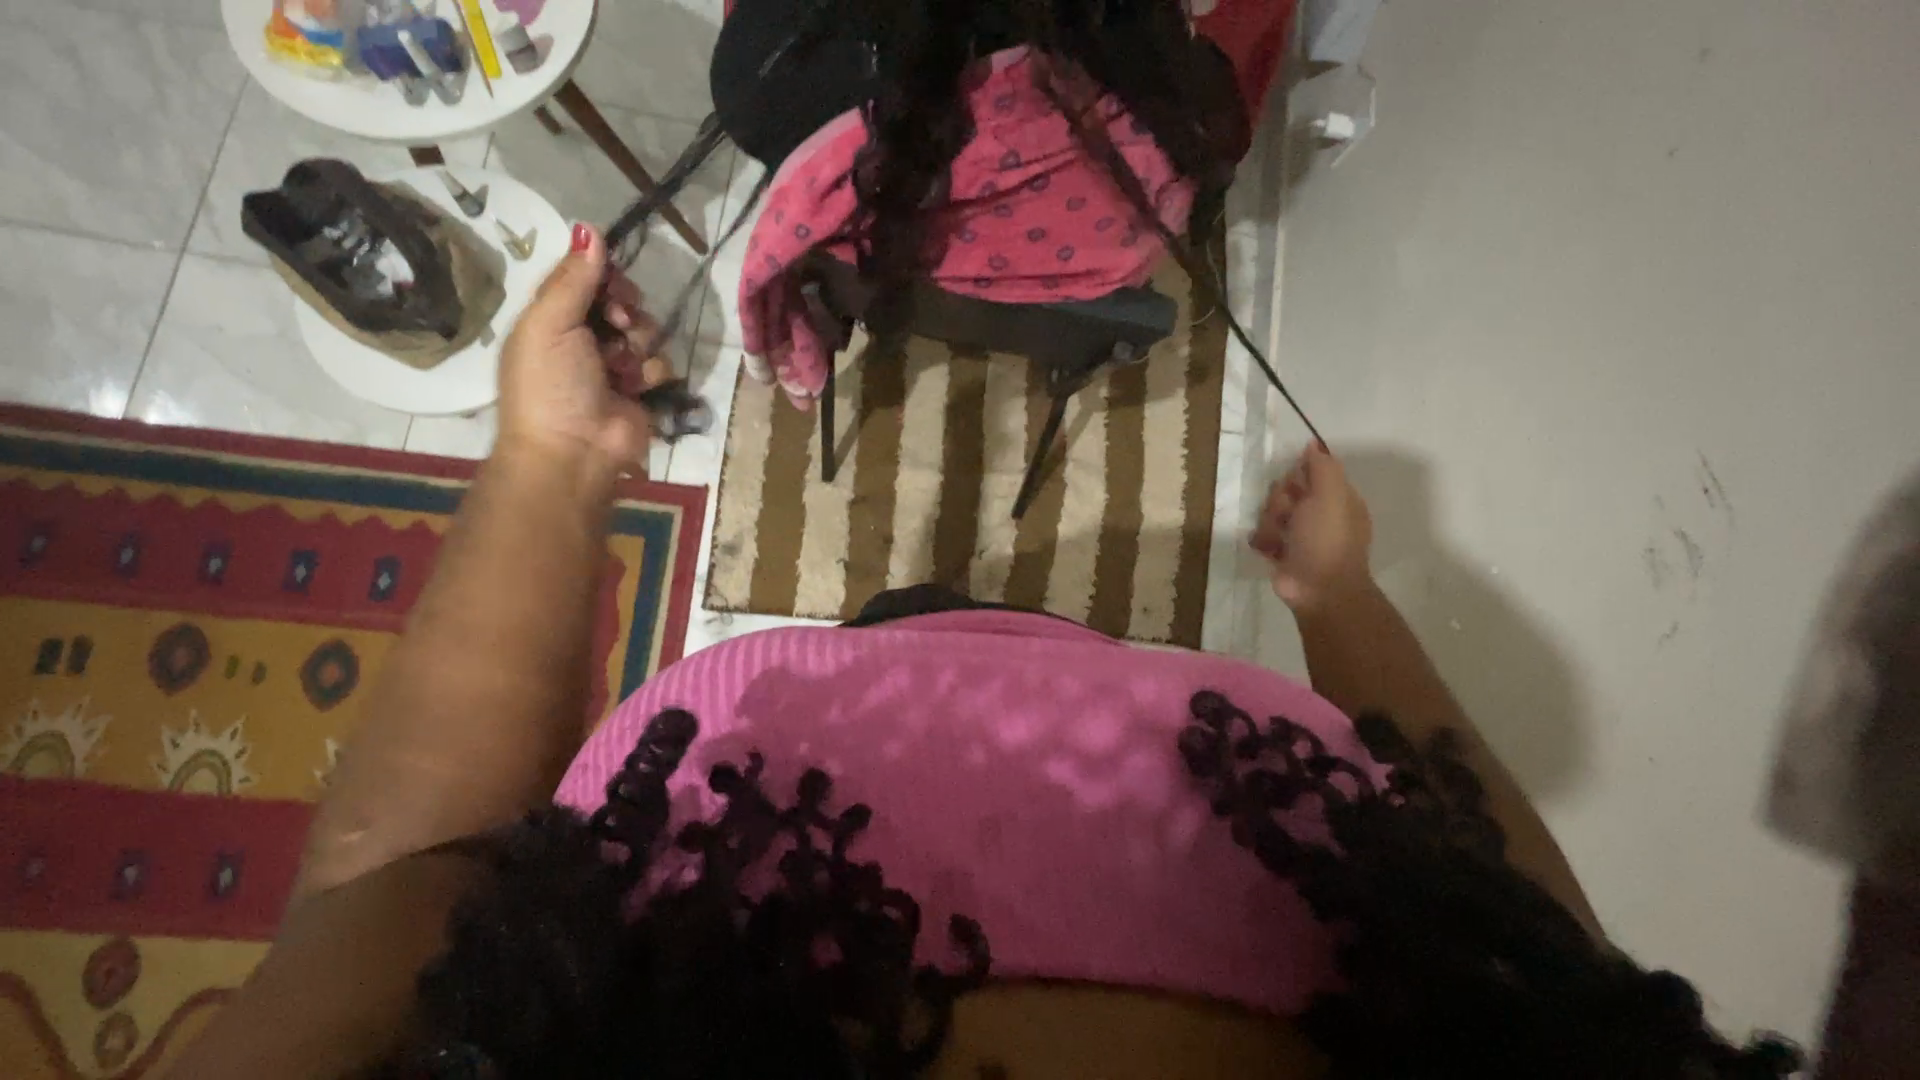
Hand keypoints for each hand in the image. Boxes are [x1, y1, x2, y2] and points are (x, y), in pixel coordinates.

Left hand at [495, 223, 670, 475]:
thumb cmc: (550, 385)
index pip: (588, 278)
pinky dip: (651, 373)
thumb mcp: (548, 323)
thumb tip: (589, 229)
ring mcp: (616, 364)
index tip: (610, 285)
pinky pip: (661, 363)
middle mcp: (585, 337)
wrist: (574, 450)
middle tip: (617, 325)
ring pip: (647, 330)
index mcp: (552, 317)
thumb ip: (573, 278)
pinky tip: (635, 387)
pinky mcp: (642, 389)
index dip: (604, 276)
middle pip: (622, 300)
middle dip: (625, 309)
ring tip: (621, 367)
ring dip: (638, 344)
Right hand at [1250, 442, 1374, 613]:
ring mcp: (1299, 534)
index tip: (1296, 485)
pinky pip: (1262, 534)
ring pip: (1271, 512)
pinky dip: (1263, 540)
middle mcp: (1318, 513)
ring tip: (1278, 538)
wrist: (1318, 588)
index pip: (1310, 472)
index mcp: (1336, 498)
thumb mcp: (1331, 495)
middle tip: (1288, 514)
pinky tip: (1269, 548)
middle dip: (1280, 500)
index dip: (1298, 475)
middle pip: (1286, 490)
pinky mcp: (1281, 552)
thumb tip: (1313, 444)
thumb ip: (1322, 467)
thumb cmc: (1327, 539)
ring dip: (1270, 522)